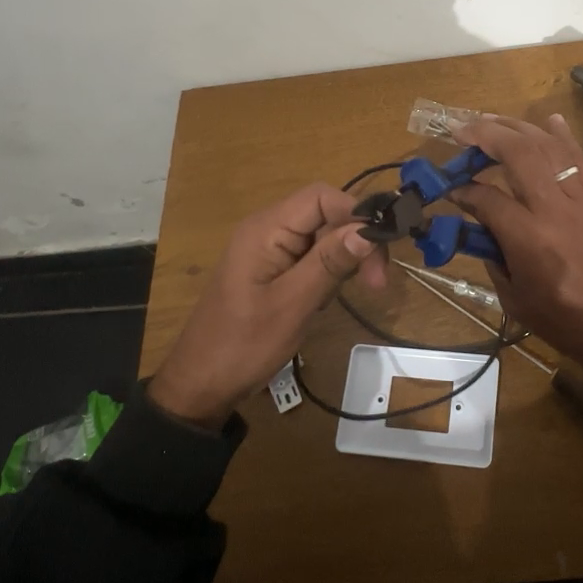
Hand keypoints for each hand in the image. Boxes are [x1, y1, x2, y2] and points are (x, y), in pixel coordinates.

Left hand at [149, 184, 388, 428]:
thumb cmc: (243, 345)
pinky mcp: (274, 268)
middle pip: (326, 214)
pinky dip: (330, 272)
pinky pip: (312, 256)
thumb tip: (368, 231)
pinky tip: (329, 298)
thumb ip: (329, 263)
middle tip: (377, 282)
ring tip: (358, 292)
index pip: (322, 197)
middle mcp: (268, 229)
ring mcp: (270, 249)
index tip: (381, 249)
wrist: (201, 385)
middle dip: (357, 240)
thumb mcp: (292, 305)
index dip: (357, 214)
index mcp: (266, 229)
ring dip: (346, 259)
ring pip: (323, 236)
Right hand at [453, 114, 582, 407]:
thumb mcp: (515, 300)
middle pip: (518, 153)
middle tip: (461, 132)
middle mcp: (555, 209)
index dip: (463, 191)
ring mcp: (581, 200)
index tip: (450, 189)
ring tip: (491, 121)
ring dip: (517, 127)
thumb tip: (479, 227)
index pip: (487, 198)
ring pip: (548, 147)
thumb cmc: (567, 325)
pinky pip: (580, 159)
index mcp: (530, 239)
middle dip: (486, 135)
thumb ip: (493, 257)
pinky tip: (549, 119)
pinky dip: (563, 135)